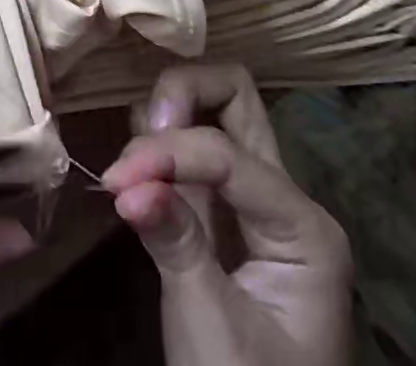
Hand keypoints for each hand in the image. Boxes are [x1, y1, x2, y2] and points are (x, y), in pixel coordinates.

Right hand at [103, 65, 352, 365]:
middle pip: (236, 96)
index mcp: (302, 225)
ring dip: (165, 112)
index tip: (112, 182)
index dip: (166, 153)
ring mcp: (245, 197)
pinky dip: (153, 136)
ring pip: (209, 109)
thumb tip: (126, 185)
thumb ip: (176, 244)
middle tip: (142, 130)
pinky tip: (134, 163)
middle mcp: (280, 195)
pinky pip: (183, 145)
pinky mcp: (211, 208)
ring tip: (133, 159)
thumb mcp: (213, 325)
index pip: (227, 152)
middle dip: (183, 91)